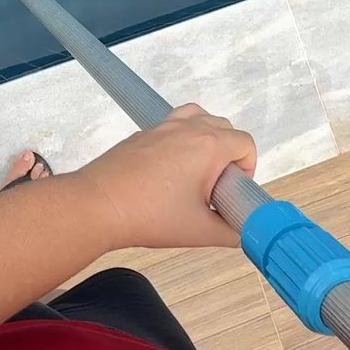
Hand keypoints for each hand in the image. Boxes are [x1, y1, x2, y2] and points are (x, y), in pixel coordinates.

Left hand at [73, 104, 256, 250]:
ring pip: (197, 117)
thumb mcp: (201, 231)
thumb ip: (232, 231)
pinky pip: (172, 125)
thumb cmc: (150, 215)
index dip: (248, 168)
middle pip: (224, 127)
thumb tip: (243, 231)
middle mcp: (186, 128)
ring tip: (197, 171)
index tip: (232, 191)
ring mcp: (162, 127)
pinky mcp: (142, 133)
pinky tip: (170, 171)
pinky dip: (181, 139)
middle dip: (229, 153)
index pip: (245, 143)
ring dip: (206, 137)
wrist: (100, 204)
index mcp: (208, 146)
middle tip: (216, 186)